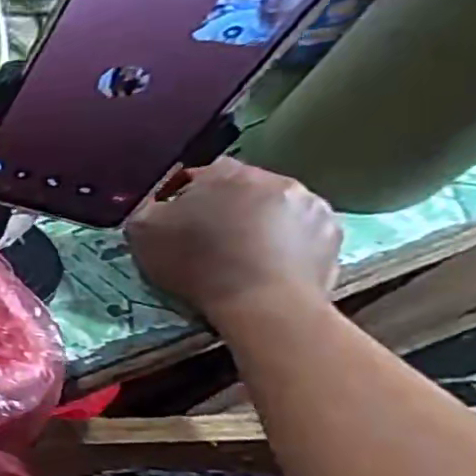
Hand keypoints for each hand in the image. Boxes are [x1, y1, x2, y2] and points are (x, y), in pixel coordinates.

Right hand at [125, 158, 341, 323]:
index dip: (184, 193)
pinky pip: (300, 229)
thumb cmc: (195, 264)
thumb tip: (157, 202)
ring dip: (258, 220)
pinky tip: (268, 262)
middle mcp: (276, 180)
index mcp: (228, 174)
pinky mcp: (333, 234)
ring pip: (274, 206)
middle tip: (208, 234)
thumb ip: (146, 206)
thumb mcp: (142, 232)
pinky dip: (285, 240)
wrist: (263, 304)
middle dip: (226, 204)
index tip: (174, 218)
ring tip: (242, 251)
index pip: (201, 171)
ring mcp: (312, 206)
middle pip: (242, 186)